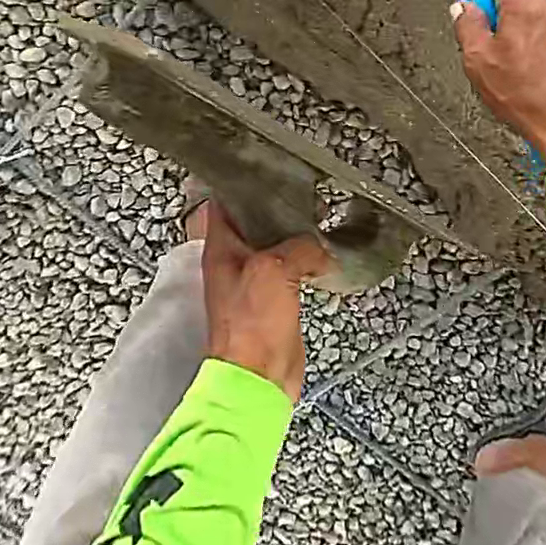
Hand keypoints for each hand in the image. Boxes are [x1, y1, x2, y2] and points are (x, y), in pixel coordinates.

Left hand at [202, 202, 331, 401]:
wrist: (259, 378)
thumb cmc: (252, 324)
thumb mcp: (274, 270)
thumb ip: (298, 247)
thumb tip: (320, 248)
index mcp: (221, 248)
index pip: (225, 202)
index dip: (241, 182)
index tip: (265, 166)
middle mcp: (234, 260)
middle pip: (253, 221)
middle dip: (276, 205)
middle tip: (302, 186)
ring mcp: (254, 279)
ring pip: (274, 243)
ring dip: (294, 231)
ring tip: (318, 213)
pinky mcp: (274, 298)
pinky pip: (290, 267)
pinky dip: (305, 256)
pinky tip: (324, 250)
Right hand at [452, 0, 545, 160]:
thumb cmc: (530, 97)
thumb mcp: (479, 62)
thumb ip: (467, 27)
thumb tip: (462, 10)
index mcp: (524, 4)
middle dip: (498, 13)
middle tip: (485, 43)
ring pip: (534, 18)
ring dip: (521, 34)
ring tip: (512, 69)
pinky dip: (540, 49)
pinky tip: (532, 75)